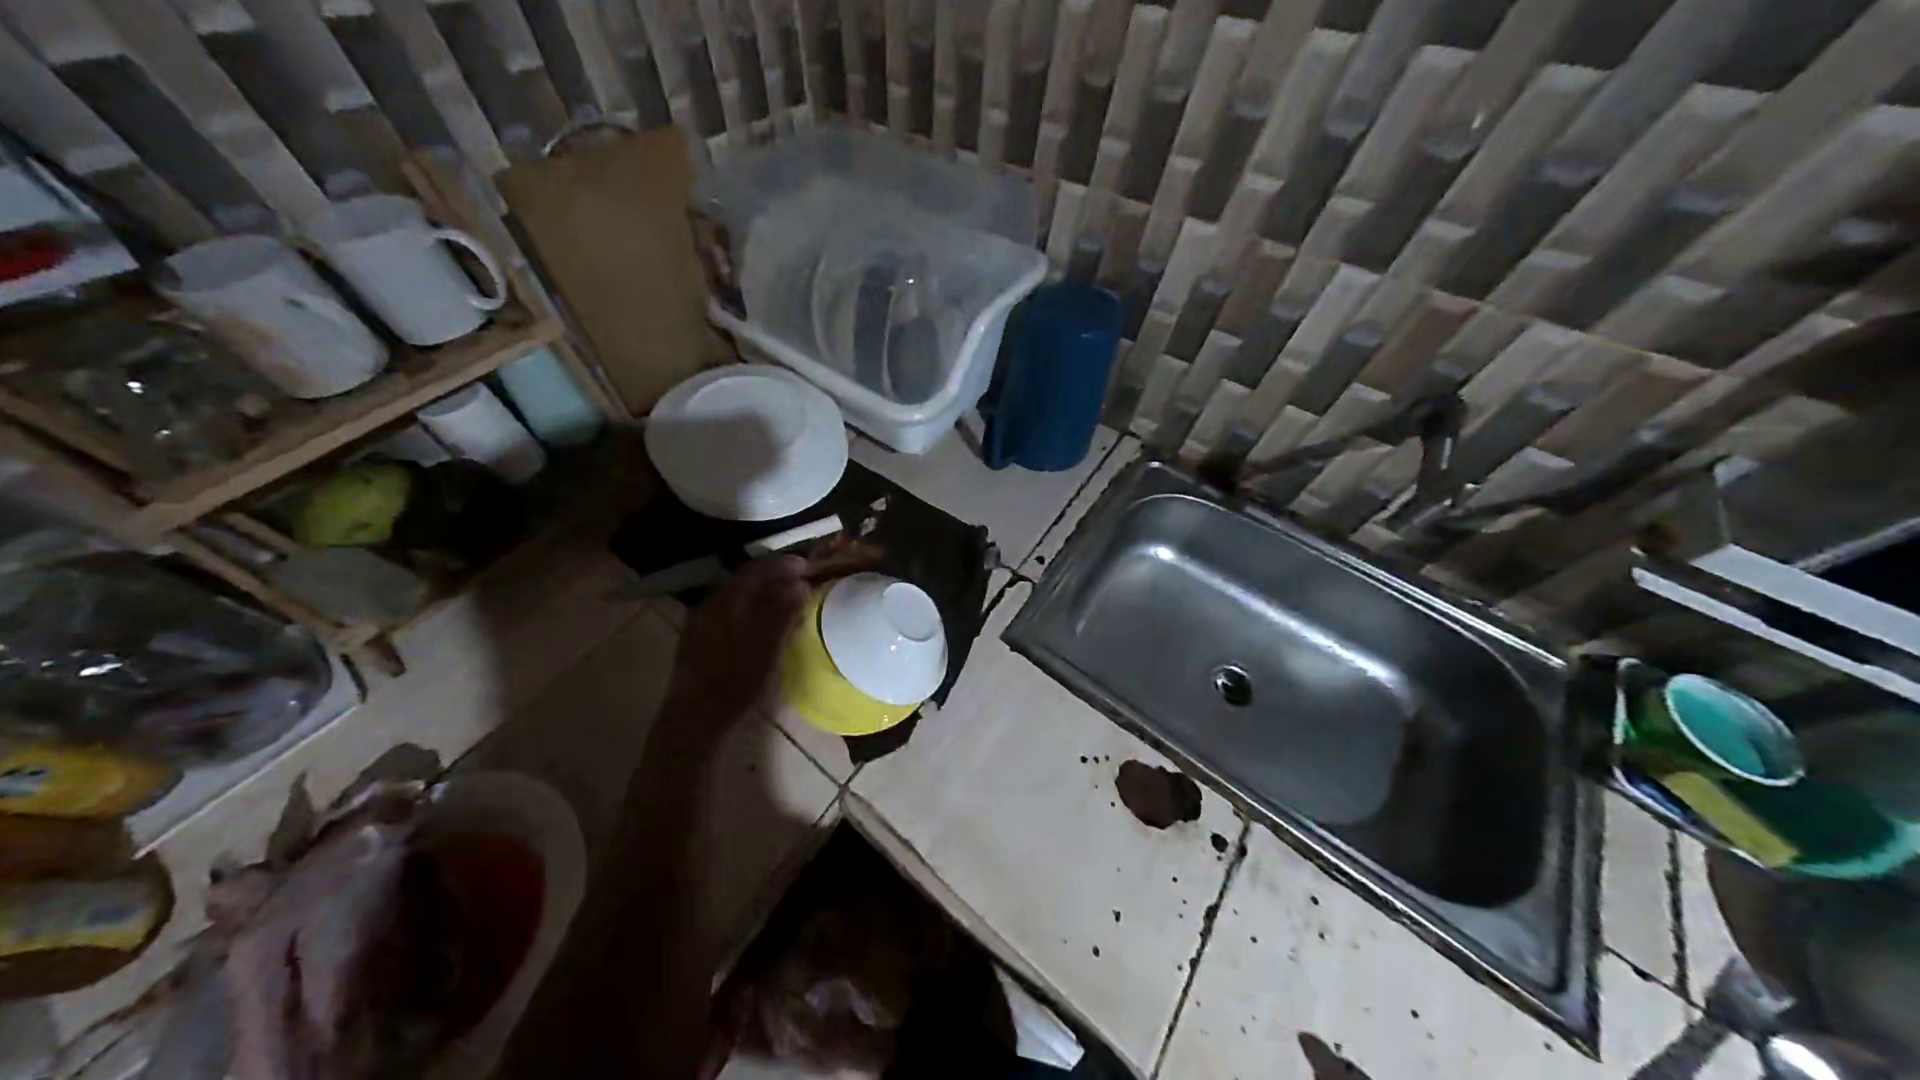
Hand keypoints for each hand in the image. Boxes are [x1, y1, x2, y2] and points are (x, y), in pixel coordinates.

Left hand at [660, 556, 810, 732]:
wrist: (695, 722)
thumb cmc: (735, 683)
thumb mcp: (768, 647)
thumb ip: (784, 613)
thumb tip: (800, 585)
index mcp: (725, 602)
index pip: (756, 570)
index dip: (783, 565)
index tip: (807, 566)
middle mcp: (709, 606)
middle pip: (745, 583)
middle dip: (774, 579)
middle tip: (801, 584)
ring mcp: (701, 625)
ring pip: (737, 600)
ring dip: (763, 597)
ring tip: (788, 604)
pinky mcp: (699, 644)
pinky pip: (730, 616)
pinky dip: (751, 613)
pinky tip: (764, 627)